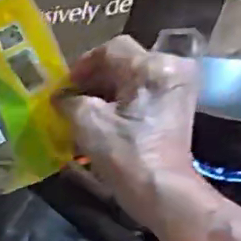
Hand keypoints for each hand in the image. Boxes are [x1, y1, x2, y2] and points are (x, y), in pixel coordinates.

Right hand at [55, 35, 202, 230]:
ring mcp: (178, 87)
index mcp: (151, 66)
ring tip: (84, 110)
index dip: (81, 66)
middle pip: (124, 61)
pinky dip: (122, 100)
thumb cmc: (125, 155)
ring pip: (133, 77)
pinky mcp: (178, 106)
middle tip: (71, 99)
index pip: (110, 50)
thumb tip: (62, 97)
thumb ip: (70, 101)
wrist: (162, 191)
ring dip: (107, 90)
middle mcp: (171, 68)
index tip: (63, 89)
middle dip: (94, 79)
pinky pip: (144, 92)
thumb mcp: (87, 124)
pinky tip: (105, 118)